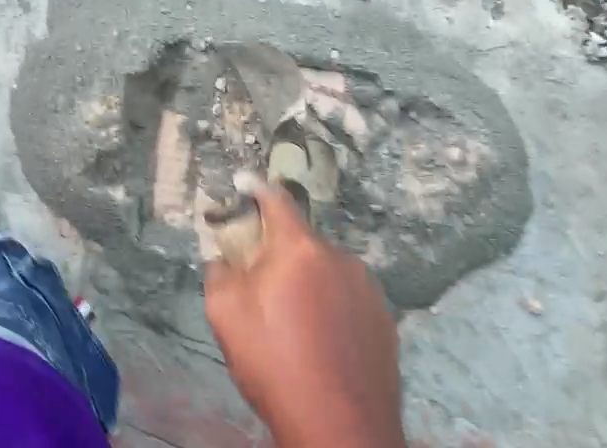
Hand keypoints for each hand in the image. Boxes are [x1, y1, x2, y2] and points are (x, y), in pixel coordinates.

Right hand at [202, 185, 404, 447]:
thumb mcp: (224, 314)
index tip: (243, 184)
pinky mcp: (386, 322)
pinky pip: (347, 297)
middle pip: (300, 240)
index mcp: (300, 249)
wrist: (340, 430)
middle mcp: (340, 259)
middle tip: (260, 284)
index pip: (277, 200)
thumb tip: (226, 258)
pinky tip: (320, 338)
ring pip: (326, 270)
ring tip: (293, 320)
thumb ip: (220, 271)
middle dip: (278, 252)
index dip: (256, 189)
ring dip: (307, 280)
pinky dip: (331, 305)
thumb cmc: (274, 363)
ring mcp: (369, 291)